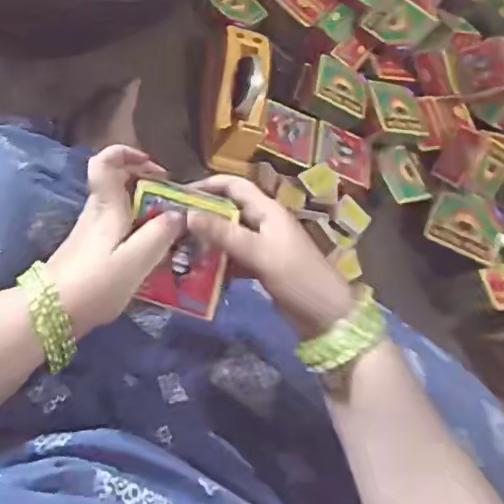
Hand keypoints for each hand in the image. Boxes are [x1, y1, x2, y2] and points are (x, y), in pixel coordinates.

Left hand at [44, 145, 183, 329]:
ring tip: (171, 231)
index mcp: (106, 204)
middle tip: (172, 203)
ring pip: (121, 205)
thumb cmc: (95, 282)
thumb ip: (160, 234)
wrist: (51, 312)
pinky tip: (153, 252)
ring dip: (146, 210)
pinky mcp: (91, 248)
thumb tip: (178, 214)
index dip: (128, 153)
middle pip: (118, 180)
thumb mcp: (135, 260)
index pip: (105, 160)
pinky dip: (137, 229)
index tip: (154, 168)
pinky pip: (119, 226)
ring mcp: (91, 229)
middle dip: (147, 184)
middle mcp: (97, 210)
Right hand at [187, 174, 356, 337]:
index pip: (235, 185)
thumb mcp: (259, 253)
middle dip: (203, 213)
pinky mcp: (262, 267)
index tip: (180, 194)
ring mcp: (263, 246)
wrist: (329, 319)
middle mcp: (264, 223)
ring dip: (207, 238)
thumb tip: (187, 213)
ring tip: (180, 246)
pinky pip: (233, 256)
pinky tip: (199, 269)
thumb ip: (224, 233)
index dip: (208, 184)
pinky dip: (217, 260)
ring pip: (229, 234)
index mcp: (268, 210)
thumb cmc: (298, 278)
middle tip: (174, 224)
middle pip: (229, 209)